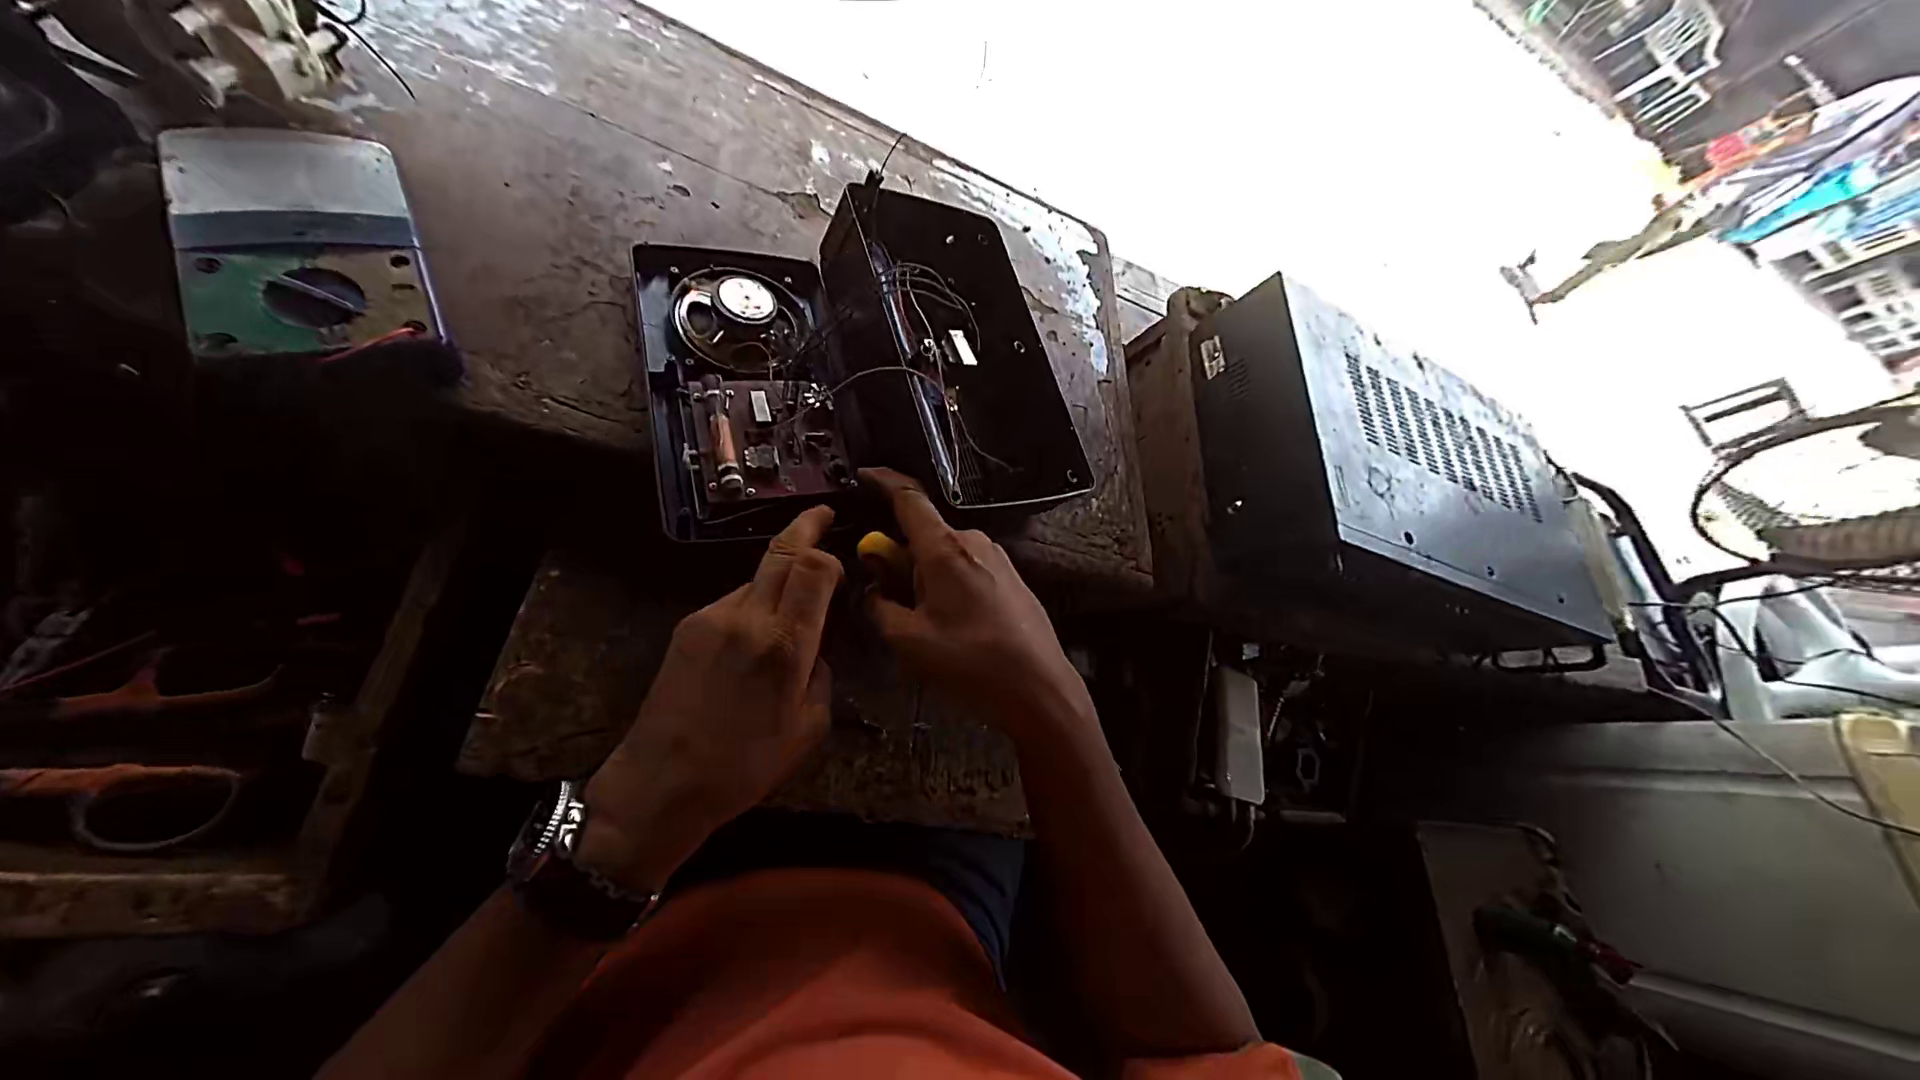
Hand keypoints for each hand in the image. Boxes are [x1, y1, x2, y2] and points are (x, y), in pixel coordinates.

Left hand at [578, 506, 842, 890]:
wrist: (660, 784)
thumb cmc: (744, 766)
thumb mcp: (809, 727)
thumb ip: (822, 673)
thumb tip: (816, 646)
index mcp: (785, 646)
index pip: (813, 569)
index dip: (831, 555)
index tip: (841, 560)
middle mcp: (747, 618)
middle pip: (781, 551)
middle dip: (805, 526)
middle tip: (823, 514)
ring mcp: (711, 617)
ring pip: (757, 578)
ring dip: (779, 581)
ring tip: (788, 617)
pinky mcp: (687, 627)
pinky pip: (733, 602)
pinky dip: (754, 607)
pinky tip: (753, 643)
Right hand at [860, 468, 1094, 743]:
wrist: (1040, 690)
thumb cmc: (970, 663)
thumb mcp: (907, 640)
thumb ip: (880, 604)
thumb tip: (875, 586)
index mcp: (944, 549)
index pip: (908, 498)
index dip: (883, 483)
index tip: (864, 478)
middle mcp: (974, 542)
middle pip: (924, 535)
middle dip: (902, 560)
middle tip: (894, 603)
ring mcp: (999, 559)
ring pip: (946, 557)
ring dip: (927, 579)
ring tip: (931, 628)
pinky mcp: (1013, 578)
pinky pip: (968, 570)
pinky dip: (950, 588)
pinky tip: (959, 629)